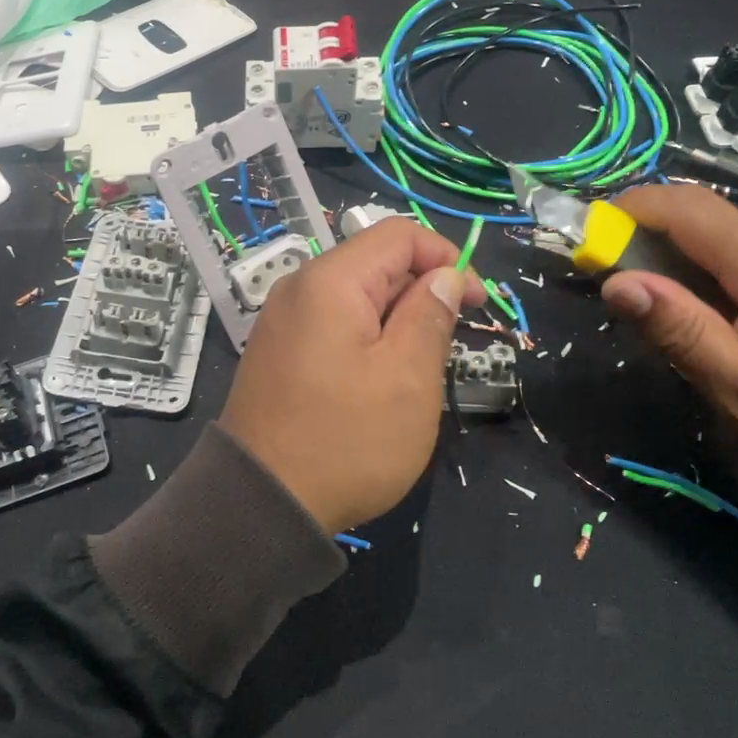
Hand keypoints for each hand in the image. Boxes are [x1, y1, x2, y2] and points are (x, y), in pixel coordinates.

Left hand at [220, 218, 486, 532]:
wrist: (261, 503)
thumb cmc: (345, 440)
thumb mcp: (407, 378)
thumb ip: (429, 315)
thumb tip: (444, 275)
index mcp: (330, 281)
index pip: (398, 235)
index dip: (446, 257)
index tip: (475, 303)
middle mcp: (299, 289)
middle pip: (374, 263)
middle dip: (422, 290)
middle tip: (450, 343)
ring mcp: (282, 322)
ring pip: (354, 297)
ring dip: (396, 319)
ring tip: (419, 367)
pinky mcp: (277, 352)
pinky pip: (331, 325)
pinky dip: (366, 338)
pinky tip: (379, 379)